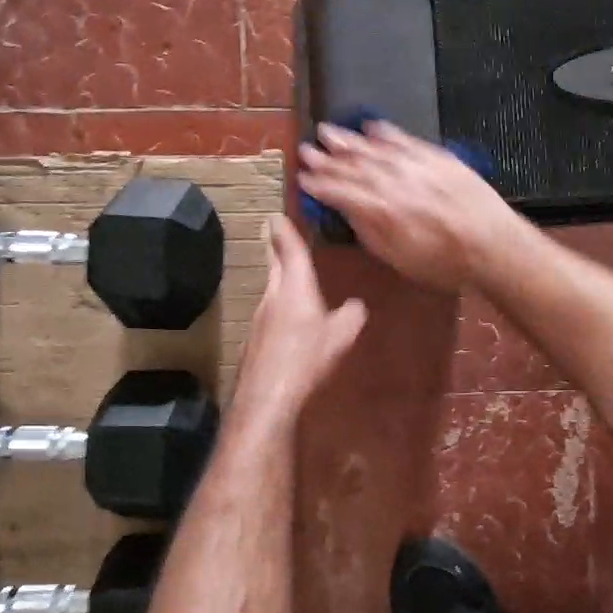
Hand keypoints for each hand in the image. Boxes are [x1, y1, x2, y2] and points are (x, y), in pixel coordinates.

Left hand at [235, 214, 367, 419]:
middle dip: (276, 247)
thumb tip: (356, 306)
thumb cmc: (307, 359)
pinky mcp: (255, 341)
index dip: (285, 230)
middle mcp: (273, 296)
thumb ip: (352, 315)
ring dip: (279, 277)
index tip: (277, 214)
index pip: (290, 250)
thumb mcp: (342, 335)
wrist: (267, 398)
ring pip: (271, 289)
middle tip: (275, 231)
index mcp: (294, 287)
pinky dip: (279, 305)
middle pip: (274, 264)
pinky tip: (289, 319)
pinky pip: (270, 313)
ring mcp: (260, 319)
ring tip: (289, 273)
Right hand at [298, 121, 526, 290]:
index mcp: (380, 209)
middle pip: (353, 166)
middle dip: (327, 158)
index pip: (340, 192)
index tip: (303, 179)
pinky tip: (373, 127)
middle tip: (307, 149)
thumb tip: (349, 212)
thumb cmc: (446, 262)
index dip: (319, 185)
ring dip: (350, 141)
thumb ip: (369, 232)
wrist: (493, 244)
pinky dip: (387, 133)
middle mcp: (393, 182)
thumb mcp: (399, 258)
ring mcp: (416, 166)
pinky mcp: (438, 158)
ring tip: (328, 131)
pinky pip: (406, 140)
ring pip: (375, 149)